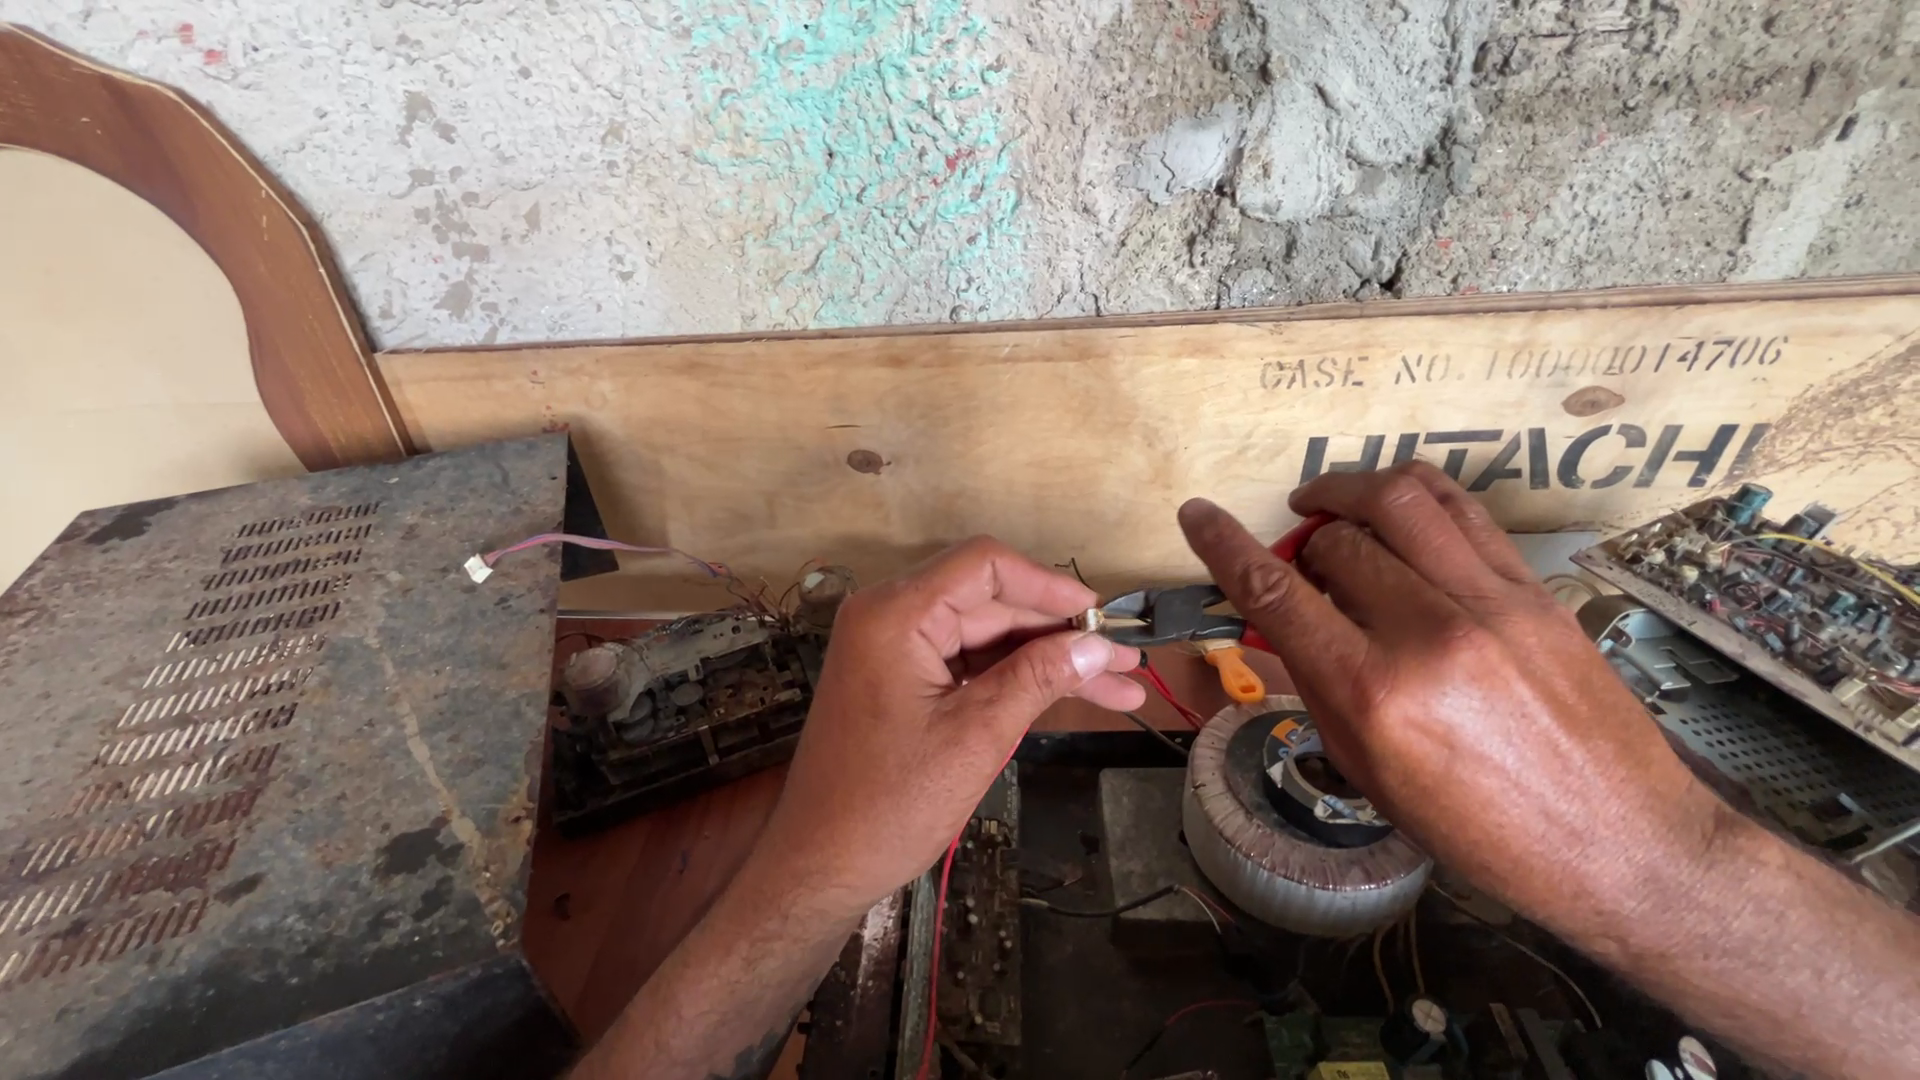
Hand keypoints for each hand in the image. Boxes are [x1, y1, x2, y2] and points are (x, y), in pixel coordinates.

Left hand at [746, 537, 1144, 917]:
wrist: (819, 865)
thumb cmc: (890, 805)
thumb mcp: (975, 736)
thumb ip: (1037, 678)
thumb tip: (1097, 646)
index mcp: (896, 614)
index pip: (984, 566)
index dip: (1049, 585)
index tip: (1100, 616)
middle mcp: (890, 615)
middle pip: (991, 601)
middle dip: (1059, 631)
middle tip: (1125, 661)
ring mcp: (894, 647)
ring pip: (986, 635)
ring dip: (1046, 658)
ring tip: (1118, 686)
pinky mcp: (902, 677)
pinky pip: (967, 662)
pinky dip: (1014, 677)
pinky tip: (1068, 694)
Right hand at [1177, 462, 1721, 928]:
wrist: (1622, 845)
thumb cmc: (1475, 826)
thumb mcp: (1365, 767)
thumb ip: (1315, 682)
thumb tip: (1281, 621)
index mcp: (1372, 692)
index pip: (1275, 592)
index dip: (1223, 545)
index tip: (1197, 515)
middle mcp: (1427, 633)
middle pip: (1334, 543)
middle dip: (1300, 548)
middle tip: (1298, 568)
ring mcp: (1489, 602)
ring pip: (1398, 499)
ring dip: (1345, 492)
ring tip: (1326, 505)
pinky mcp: (1534, 590)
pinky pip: (1461, 509)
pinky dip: (1411, 494)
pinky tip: (1393, 508)